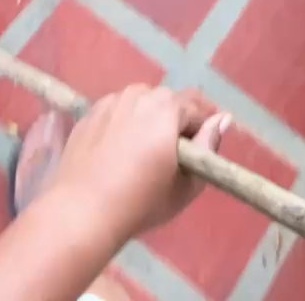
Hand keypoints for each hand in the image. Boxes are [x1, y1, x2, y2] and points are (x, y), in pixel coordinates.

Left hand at [40, 85, 229, 241]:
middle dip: (175, 122)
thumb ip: (208, 147)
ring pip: (140, 104)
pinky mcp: (89, 113)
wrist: (81, 211)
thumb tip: (223, 119)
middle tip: (173, 155)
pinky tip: (117, 153)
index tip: (202, 149)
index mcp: (166, 107)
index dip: (203, 126)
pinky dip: (123, 125)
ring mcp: (111, 101)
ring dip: (148, 120)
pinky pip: (117, 113)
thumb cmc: (140, 202)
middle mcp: (139, 94)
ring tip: (143, 153)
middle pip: (167, 102)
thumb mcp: (186, 184)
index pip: (196, 106)